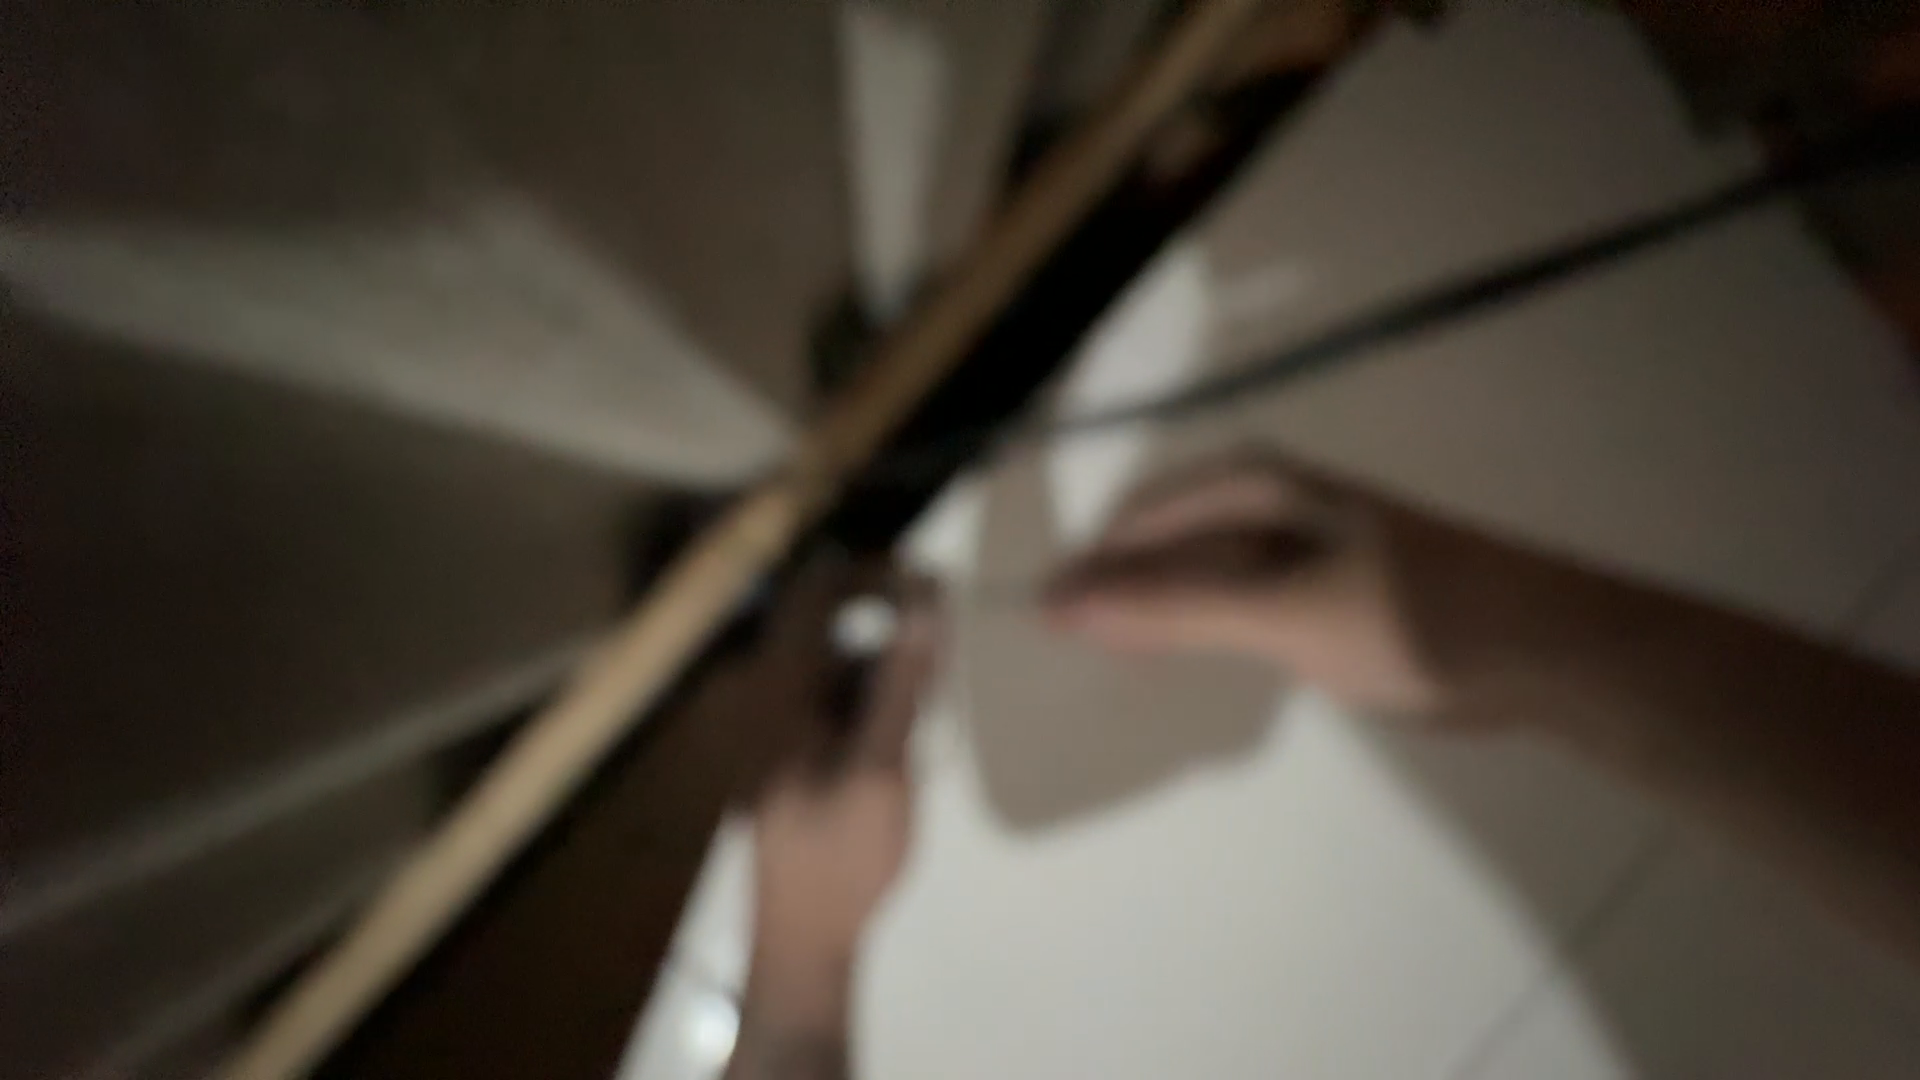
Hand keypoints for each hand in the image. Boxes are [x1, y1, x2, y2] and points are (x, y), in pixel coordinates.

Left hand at [745, 579, 941, 1025]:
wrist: (805, 941)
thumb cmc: (839, 854)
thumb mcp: (880, 764)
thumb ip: (902, 681)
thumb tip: (924, 599)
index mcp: (778, 688)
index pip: (813, 593)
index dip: (867, 572)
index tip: (924, 582)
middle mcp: (773, 694)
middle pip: (838, 631)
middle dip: (894, 639)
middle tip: (941, 668)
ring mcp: (786, 724)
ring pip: (847, 669)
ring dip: (892, 678)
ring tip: (926, 718)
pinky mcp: (802, 750)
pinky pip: (843, 704)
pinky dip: (879, 708)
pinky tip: (906, 744)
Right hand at [1041, 451, 1453, 714]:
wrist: (1545, 656)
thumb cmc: (1408, 614)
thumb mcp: (1279, 609)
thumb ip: (1172, 608)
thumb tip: (1067, 604)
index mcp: (1252, 484)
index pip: (1138, 521)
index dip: (1089, 567)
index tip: (1046, 620)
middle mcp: (1260, 506)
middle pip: (1158, 546)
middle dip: (1111, 591)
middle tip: (1064, 643)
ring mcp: (1282, 552)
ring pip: (1187, 579)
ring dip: (1144, 614)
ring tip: (1098, 655)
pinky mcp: (1301, 594)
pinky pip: (1220, 607)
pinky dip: (1187, 632)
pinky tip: (1163, 660)